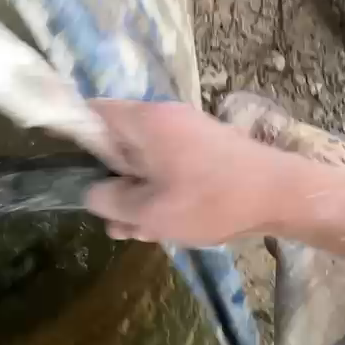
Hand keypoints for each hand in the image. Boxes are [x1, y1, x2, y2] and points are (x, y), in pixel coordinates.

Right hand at [84, 100, 296, 244]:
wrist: (280, 195)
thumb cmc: (210, 201)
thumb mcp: (149, 212)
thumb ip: (110, 200)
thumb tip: (93, 192)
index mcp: (145, 120)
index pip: (92, 112)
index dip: (72, 135)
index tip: (64, 167)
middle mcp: (164, 117)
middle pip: (118, 142)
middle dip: (111, 182)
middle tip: (114, 220)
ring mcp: (188, 131)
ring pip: (145, 160)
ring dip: (137, 193)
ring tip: (141, 232)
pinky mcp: (206, 148)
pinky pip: (169, 164)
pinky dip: (161, 190)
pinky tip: (166, 225)